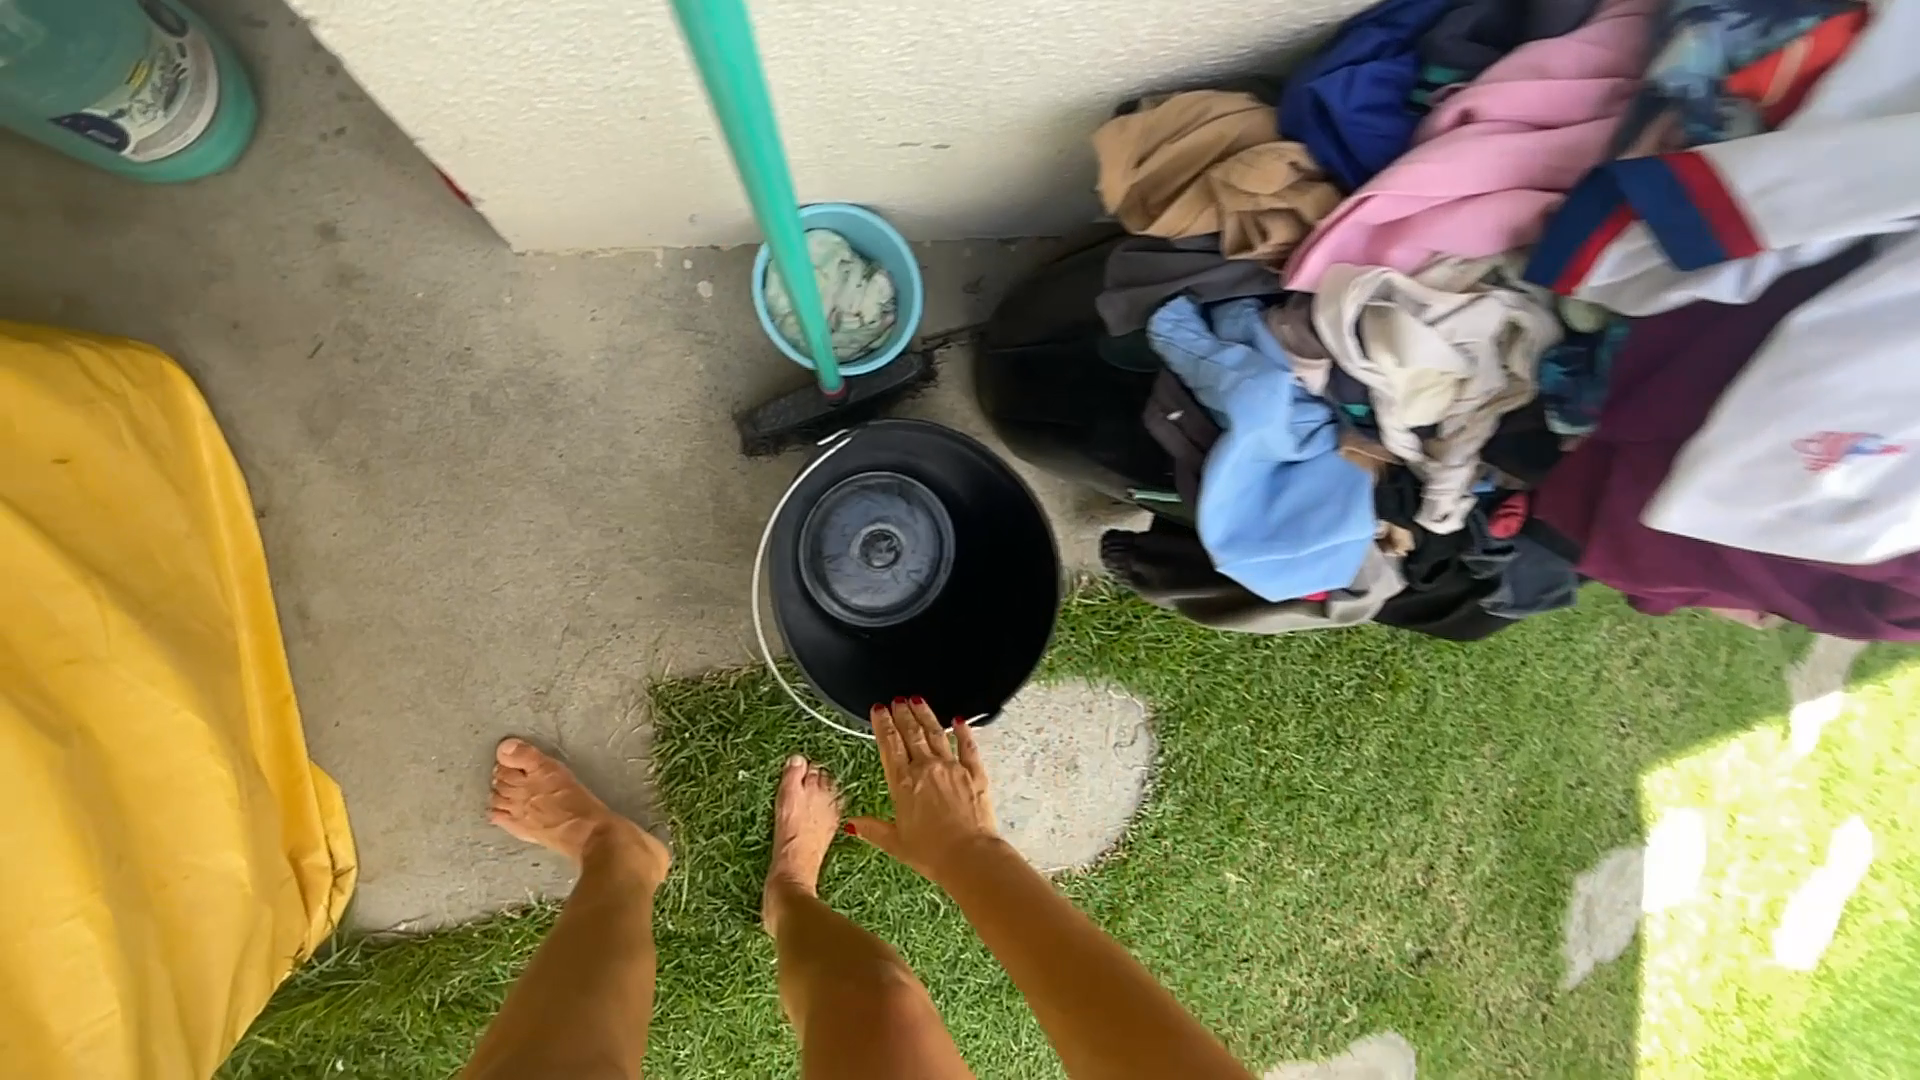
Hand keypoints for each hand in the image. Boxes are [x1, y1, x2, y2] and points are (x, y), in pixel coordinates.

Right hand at [849, 698, 1000, 883]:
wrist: (969, 856)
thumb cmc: (932, 853)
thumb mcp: (895, 843)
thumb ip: (873, 829)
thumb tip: (853, 824)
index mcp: (904, 782)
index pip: (890, 744)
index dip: (883, 724)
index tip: (879, 709)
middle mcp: (927, 768)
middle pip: (912, 733)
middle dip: (903, 713)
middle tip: (898, 700)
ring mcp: (952, 767)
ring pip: (936, 733)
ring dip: (926, 715)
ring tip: (918, 700)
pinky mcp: (974, 773)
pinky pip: (968, 746)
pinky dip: (963, 731)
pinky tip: (959, 719)